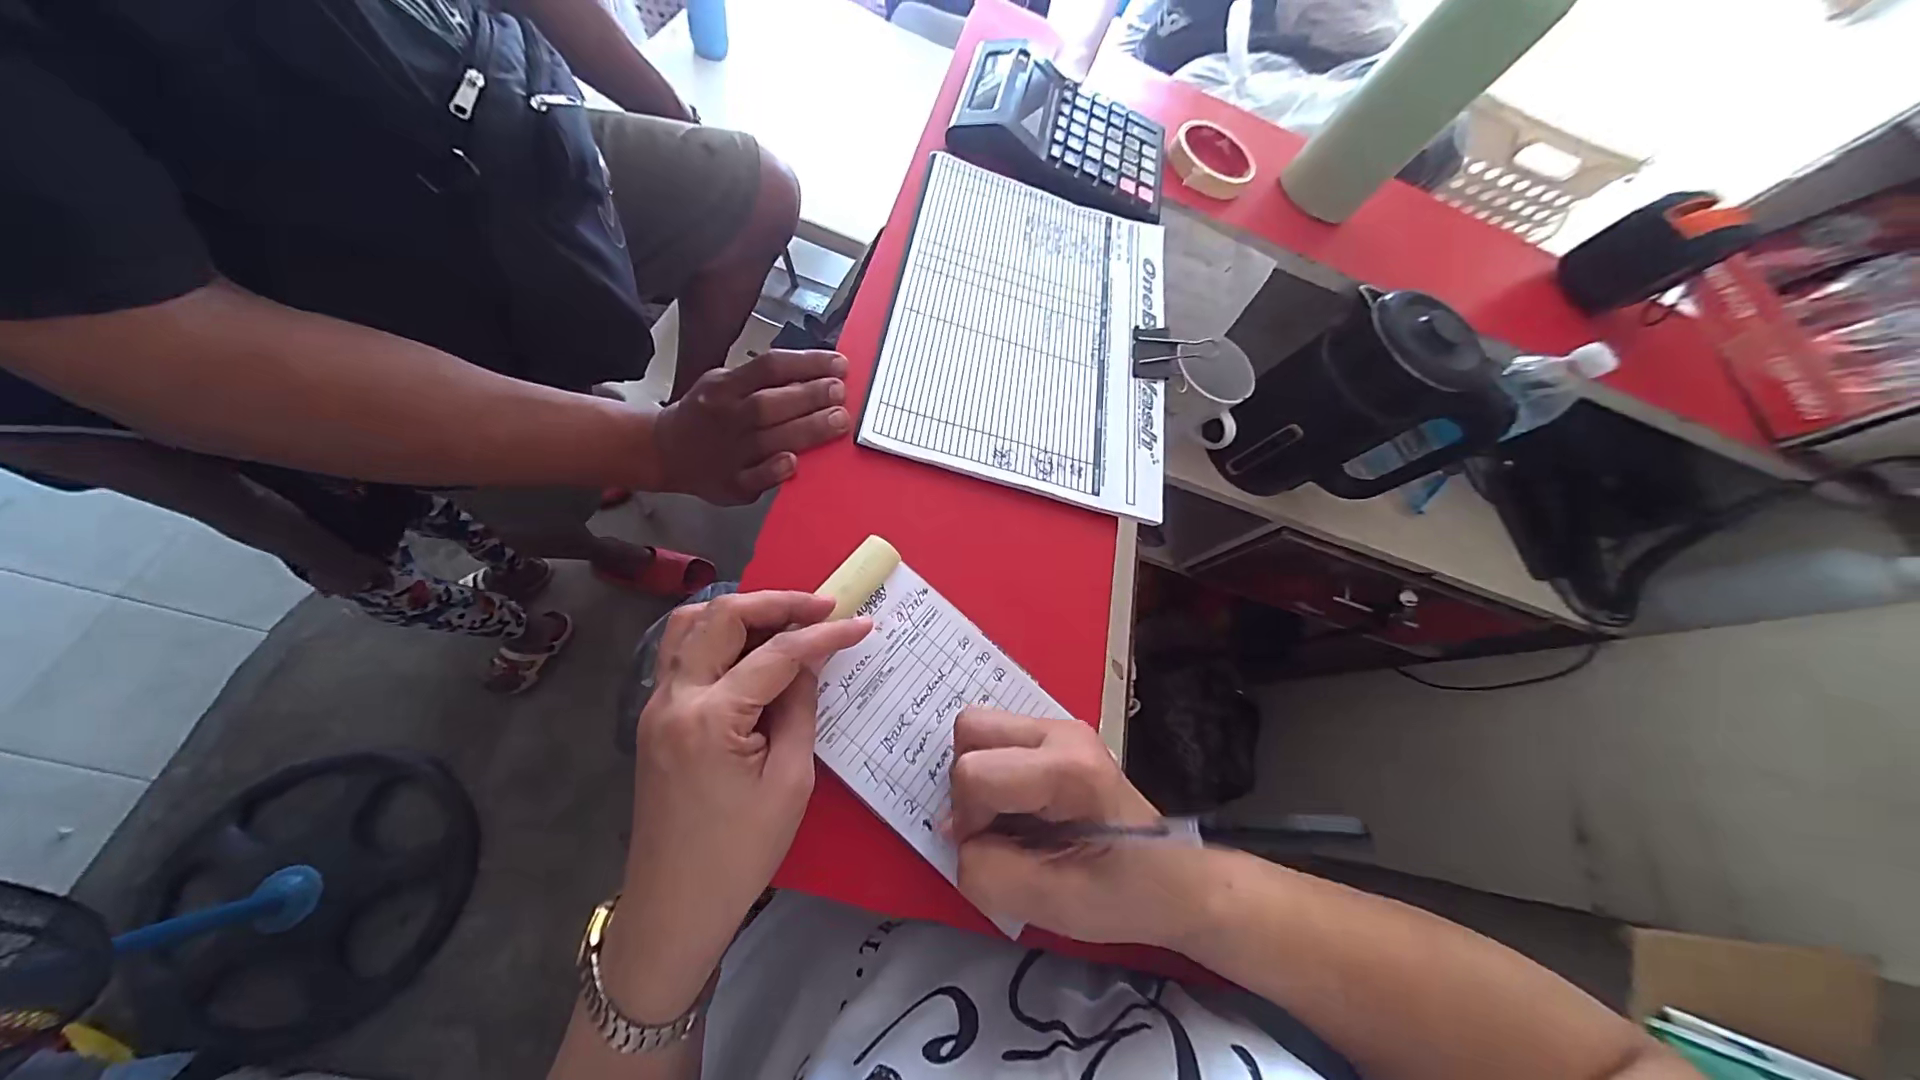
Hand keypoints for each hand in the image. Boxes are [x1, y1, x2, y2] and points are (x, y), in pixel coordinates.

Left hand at [606, 591, 871, 1017]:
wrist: (673, 907)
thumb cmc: (739, 854)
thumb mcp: (790, 781)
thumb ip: (800, 707)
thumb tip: (810, 659)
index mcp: (710, 718)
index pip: (777, 654)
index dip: (823, 634)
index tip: (861, 623)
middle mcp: (674, 698)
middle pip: (722, 617)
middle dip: (777, 603)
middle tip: (822, 607)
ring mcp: (656, 705)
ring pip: (690, 625)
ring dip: (740, 612)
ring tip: (785, 621)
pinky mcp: (655, 716)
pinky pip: (683, 653)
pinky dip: (719, 636)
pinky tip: (752, 652)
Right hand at [651, 349, 849, 504]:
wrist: (665, 451)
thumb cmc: (707, 414)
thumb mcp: (724, 383)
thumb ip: (764, 381)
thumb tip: (816, 374)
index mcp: (724, 387)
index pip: (769, 367)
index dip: (807, 363)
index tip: (838, 364)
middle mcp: (725, 417)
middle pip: (769, 404)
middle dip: (810, 396)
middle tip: (840, 393)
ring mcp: (727, 453)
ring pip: (768, 439)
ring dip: (807, 430)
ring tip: (838, 420)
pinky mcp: (731, 484)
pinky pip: (755, 478)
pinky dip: (775, 470)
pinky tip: (794, 461)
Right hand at [950, 708, 1213, 948]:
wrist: (1176, 881)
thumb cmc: (1124, 894)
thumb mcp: (1051, 905)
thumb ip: (987, 873)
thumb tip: (956, 839)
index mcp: (1069, 769)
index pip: (974, 772)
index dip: (967, 819)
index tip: (990, 852)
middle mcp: (1062, 731)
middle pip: (970, 728)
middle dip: (966, 783)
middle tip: (992, 828)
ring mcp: (1061, 728)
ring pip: (980, 729)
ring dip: (978, 776)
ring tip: (1007, 820)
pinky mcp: (1056, 736)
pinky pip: (998, 740)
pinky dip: (993, 773)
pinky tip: (1019, 809)